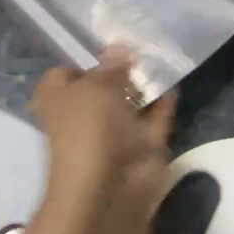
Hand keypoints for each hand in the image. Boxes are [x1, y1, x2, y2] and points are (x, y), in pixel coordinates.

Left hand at [30, 49, 176, 233]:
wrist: (111, 188)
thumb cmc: (90, 129)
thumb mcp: (96, 86)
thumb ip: (111, 66)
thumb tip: (119, 47)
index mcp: (60, 100)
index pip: (65, 74)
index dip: (83, 62)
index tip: (108, 50)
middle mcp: (84, 115)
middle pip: (101, 88)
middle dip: (121, 71)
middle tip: (143, 45)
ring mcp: (114, 133)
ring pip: (129, 103)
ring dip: (144, 86)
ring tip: (163, 58)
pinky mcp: (141, 146)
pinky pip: (154, 119)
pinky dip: (163, 103)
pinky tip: (173, 82)